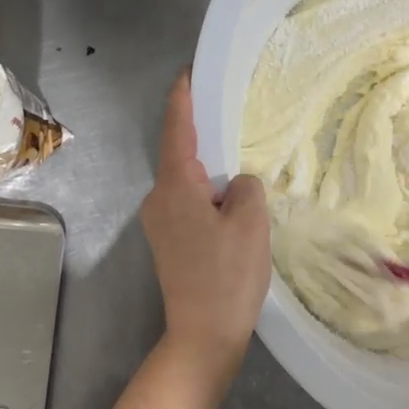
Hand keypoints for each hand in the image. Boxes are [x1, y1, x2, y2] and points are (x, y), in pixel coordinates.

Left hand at [139, 72, 270, 371]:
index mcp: (174, 186)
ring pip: (186, 182)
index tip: (189, 71)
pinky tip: (231, 201)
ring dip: (208, 170)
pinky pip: (188, 204)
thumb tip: (234, 184)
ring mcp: (159, 224)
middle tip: (232, 114)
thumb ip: (244, 187)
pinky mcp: (169, 244)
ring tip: (240, 160)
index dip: (183, 98)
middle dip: (203, 135)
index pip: (176, 129)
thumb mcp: (250, 222)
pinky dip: (207, 194)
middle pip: (180, 155)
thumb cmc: (227, 276)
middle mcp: (158, 199)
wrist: (203, 336)